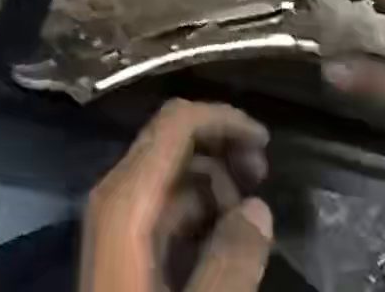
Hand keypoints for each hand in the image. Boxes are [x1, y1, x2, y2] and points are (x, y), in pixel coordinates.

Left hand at [81, 100, 275, 291]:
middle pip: (173, 142)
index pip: (175, 123)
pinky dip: (202, 213)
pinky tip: (227, 242)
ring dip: (216, 185)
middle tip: (264, 179)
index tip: (267, 144)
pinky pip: (169, 210)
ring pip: (174, 176)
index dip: (223, 120)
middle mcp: (116, 198)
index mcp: (125, 201)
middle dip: (223, 150)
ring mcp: (119, 223)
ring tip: (250, 221)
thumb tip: (258, 209)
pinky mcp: (127, 250)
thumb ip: (231, 264)